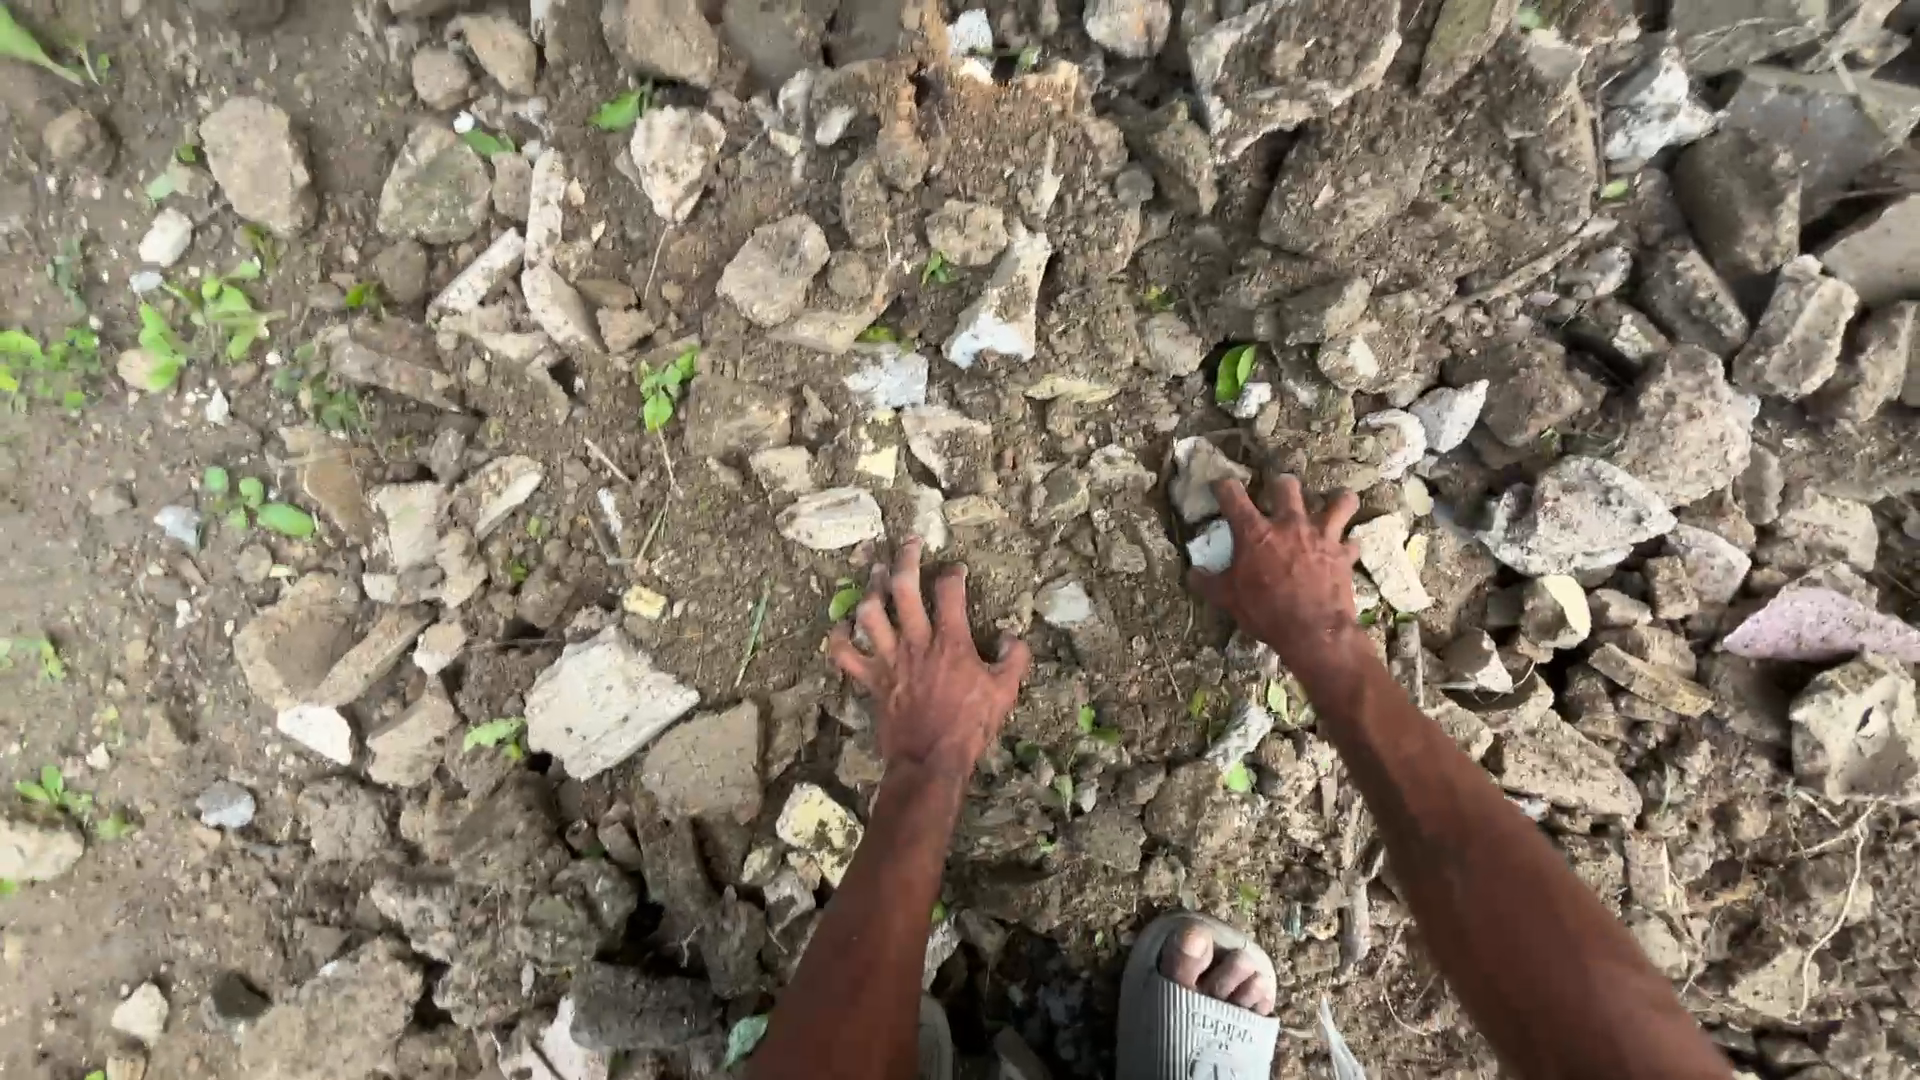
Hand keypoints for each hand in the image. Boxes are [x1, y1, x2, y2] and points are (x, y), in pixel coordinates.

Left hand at [828, 538, 1032, 778]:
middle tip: (908, 541)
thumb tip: (1011, 636)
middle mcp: (916, 641)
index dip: (954, 573)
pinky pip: (844, 654)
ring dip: (870, 588)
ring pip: (870, 612)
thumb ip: (1014, 658)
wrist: (930, 759)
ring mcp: (889, 659)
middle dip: (905, 558)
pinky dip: (838, 637)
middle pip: (903, 587)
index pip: (950, 591)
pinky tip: (841, 625)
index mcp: (950, 641)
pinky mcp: (871, 678)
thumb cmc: (970, 726)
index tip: (957, 569)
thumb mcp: (1005, 692)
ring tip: (874, 571)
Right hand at [1188, 476, 1362, 674]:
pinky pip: (1352, 542)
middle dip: (1281, 485)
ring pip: (1339, 503)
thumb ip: (1208, 582)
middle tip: (1278, 492)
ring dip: (1336, 501)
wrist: (1312, 631)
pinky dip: (1347, 544)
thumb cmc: (1264, 611)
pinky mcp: (1344, 555)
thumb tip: (1192, 573)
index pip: (1233, 496)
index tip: (1221, 486)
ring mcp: (1321, 536)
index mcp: (1254, 532)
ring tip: (1332, 503)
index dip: (1224, 487)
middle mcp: (1289, 525)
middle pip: (1287, 487)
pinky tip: (1343, 548)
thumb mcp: (1227, 598)